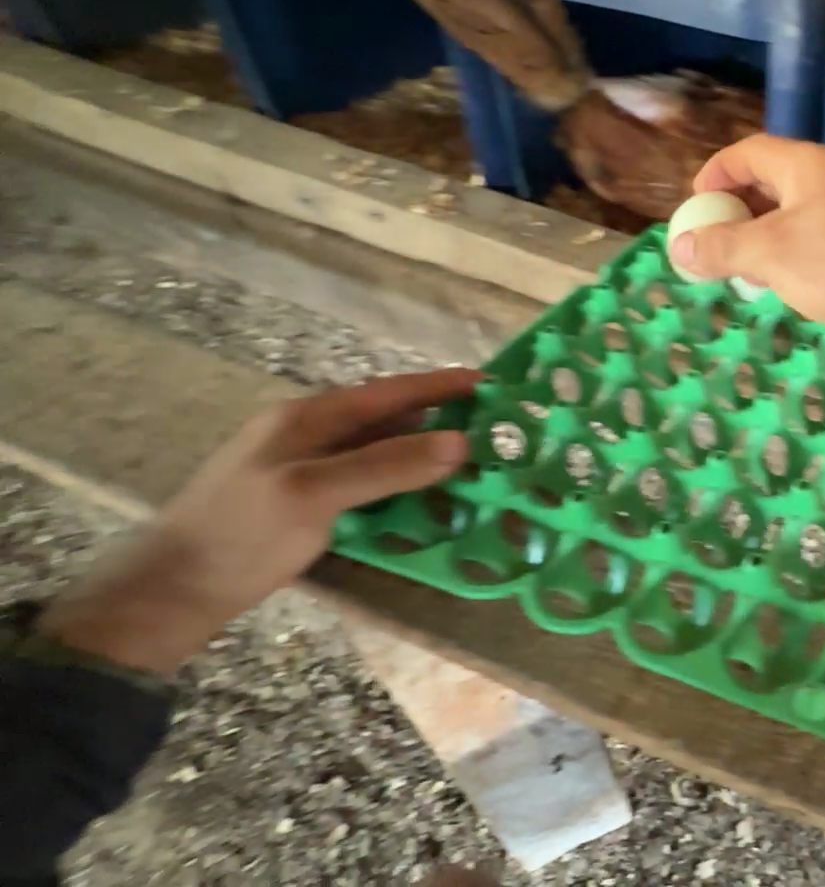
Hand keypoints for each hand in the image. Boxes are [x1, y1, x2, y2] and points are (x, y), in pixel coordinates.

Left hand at [37, 369, 483, 674]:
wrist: (169, 597)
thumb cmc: (240, 536)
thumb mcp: (316, 494)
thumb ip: (389, 464)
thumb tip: (464, 440)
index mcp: (309, 417)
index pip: (392, 390)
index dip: (445, 385)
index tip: (496, 384)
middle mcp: (311, 432)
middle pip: (392, 415)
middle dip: (445, 417)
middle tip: (498, 428)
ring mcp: (309, 464)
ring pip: (385, 446)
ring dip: (430, 449)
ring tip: (478, 459)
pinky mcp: (310, 496)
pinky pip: (374, 475)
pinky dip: (408, 477)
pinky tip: (432, 494)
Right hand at [668, 135, 824, 355]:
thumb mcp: (769, 256)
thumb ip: (721, 247)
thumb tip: (680, 248)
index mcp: (810, 164)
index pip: (749, 151)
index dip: (716, 174)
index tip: (697, 206)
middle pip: (775, 178)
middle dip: (740, 208)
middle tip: (718, 240)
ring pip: (801, 208)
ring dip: (768, 232)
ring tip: (748, 266)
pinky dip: (799, 247)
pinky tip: (791, 279)